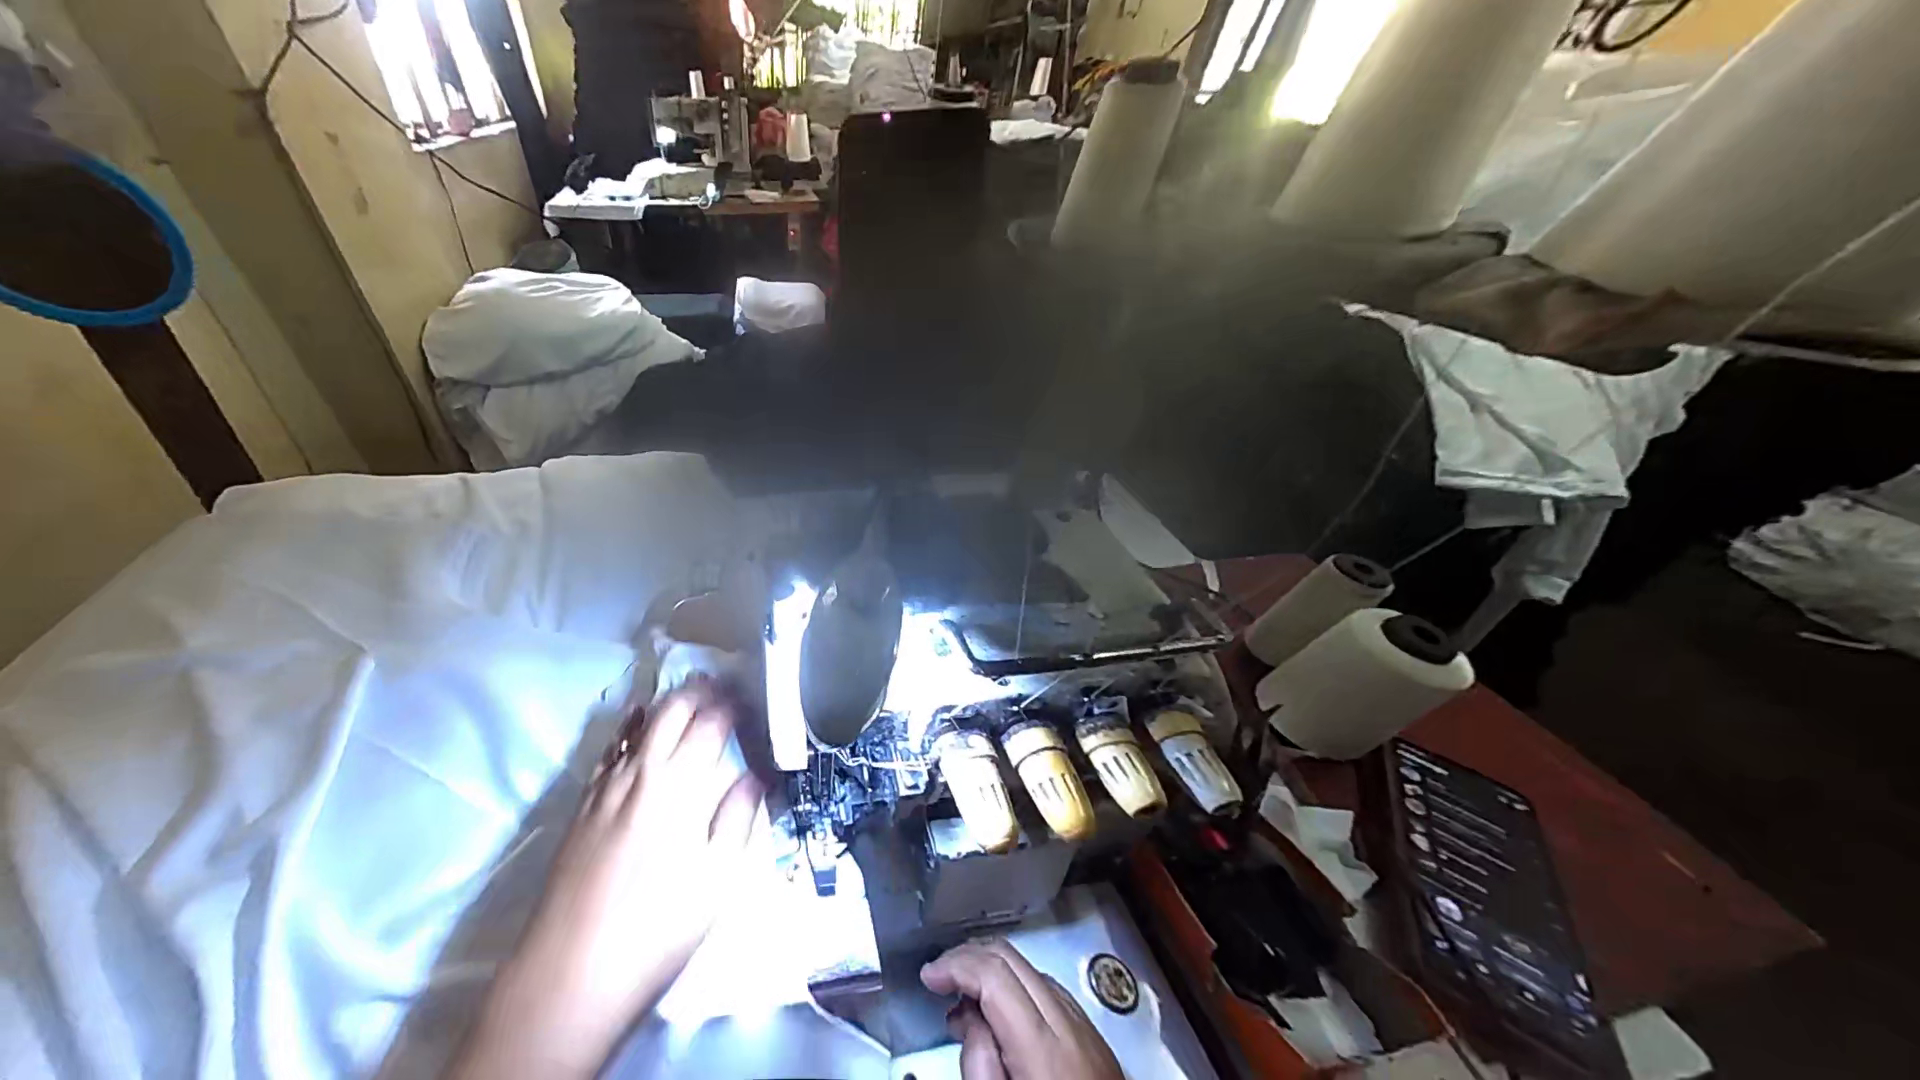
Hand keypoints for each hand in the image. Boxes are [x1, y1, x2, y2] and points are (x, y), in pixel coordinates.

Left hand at [446, 681, 763, 1079]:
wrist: (570, 971)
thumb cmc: (658, 925)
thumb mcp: (718, 877)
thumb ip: (737, 818)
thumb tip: (753, 776)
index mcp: (679, 786)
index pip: (710, 726)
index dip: (731, 706)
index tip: (748, 697)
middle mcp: (641, 773)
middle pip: (671, 713)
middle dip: (698, 692)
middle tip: (720, 682)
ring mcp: (606, 788)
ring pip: (638, 726)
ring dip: (666, 703)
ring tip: (687, 692)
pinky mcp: (582, 806)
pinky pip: (610, 750)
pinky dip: (628, 727)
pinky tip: (634, 723)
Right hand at [921, 938, 1124, 1079]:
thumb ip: (979, 1063)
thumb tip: (971, 1019)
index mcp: (1043, 1047)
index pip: (995, 974)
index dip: (956, 965)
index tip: (928, 976)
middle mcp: (1066, 1021)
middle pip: (1011, 958)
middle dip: (968, 957)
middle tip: (938, 977)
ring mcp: (1082, 1022)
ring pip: (1028, 967)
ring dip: (990, 969)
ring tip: (961, 1001)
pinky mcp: (1090, 1030)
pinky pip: (1044, 988)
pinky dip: (1013, 984)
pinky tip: (996, 1011)